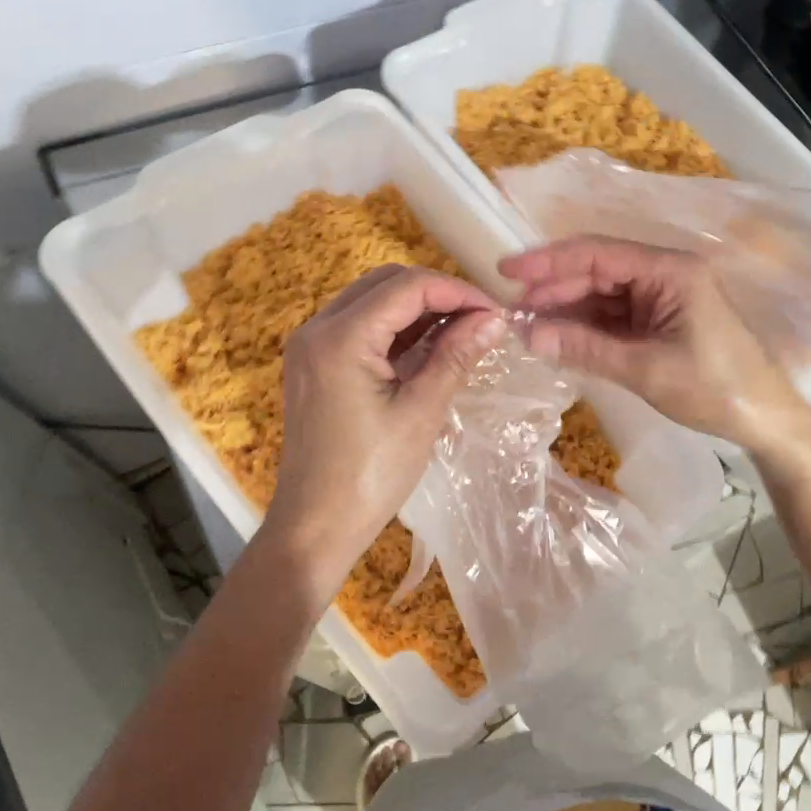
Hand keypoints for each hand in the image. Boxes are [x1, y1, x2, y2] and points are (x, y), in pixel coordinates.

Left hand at [256, 265, 505, 600]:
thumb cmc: (370, 475)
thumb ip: (455, 357)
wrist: (316, 526)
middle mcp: (317, 329)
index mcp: (340, 338)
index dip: (457, 291)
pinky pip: (363, 330)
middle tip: (483, 321)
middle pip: (387, 284)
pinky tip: (434, 349)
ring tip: (466, 333)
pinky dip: (399, 332)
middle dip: (438, 294)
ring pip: (374, 303)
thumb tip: (495, 319)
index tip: (497, 312)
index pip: (407, 287)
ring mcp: (313, 348)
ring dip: (420, 311)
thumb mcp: (421, 413)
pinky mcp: (317, 367)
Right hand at [497, 235, 810, 452]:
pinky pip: (615, 317)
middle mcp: (665, 275)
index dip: (548, 262)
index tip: (507, 272)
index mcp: (669, 271)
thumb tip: (530, 335)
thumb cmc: (714, 389)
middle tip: (512, 312)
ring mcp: (664, 299)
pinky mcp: (662, 322)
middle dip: (554, 290)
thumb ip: (586, 349)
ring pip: (603, 296)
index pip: (597, 254)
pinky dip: (587, 328)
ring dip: (567, 311)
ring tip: (527, 329)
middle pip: (597, 272)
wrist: (764, 418)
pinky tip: (558, 339)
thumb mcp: (645, 369)